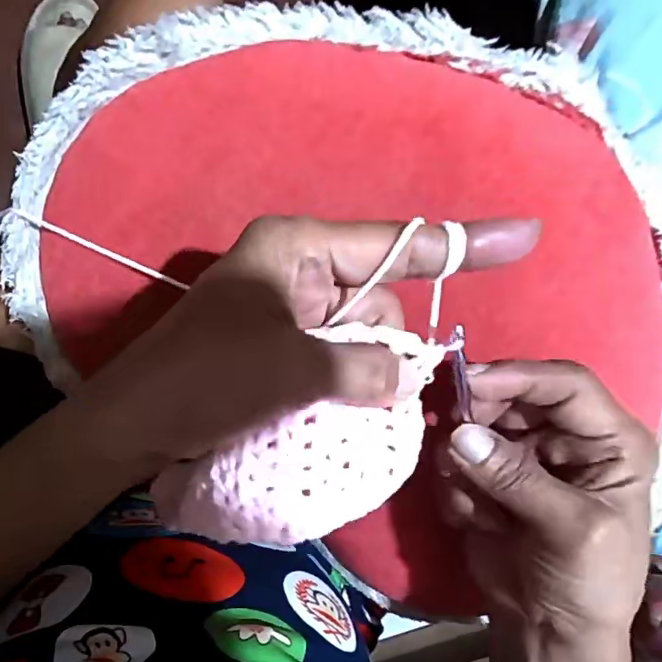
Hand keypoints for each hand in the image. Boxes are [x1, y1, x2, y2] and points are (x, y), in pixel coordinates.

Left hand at [74, 214, 540, 471]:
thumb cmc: (207, 383)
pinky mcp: (269, 349)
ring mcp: (280, 312)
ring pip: (354, 337)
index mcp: (296, 249)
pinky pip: (326, 358)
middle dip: (385, 342)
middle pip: (376, 298)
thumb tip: (408, 374)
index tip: (527, 237)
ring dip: (360, 372)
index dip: (462, 244)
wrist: (134, 424)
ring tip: (324, 402)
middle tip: (359, 384)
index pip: (396, 244)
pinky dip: (338, 383)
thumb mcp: (294, 370)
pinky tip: (333, 408)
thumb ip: (364, 367)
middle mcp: (291, 271)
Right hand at [438, 360, 655, 661]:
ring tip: (476, 510)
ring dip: (463, 467)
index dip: (517, 377)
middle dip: (478, 422)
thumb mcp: (569, 529)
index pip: (564, 385)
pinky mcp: (485, 483)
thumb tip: (458, 434)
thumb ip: (516, 478)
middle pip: (511, 400)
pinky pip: (454, 465)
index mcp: (609, 440)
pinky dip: (455, 491)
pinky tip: (474, 523)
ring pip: (474, 431)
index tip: (466, 384)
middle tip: (449, 448)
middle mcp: (563, 439)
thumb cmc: (588, 581)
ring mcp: (520, 460)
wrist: (551, 632)